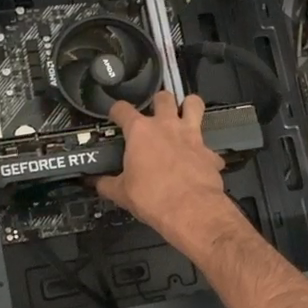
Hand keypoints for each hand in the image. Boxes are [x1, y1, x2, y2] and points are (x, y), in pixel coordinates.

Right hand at [96, 92, 248, 254]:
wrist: (190, 210)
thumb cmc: (153, 198)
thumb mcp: (121, 193)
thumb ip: (107, 184)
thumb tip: (97, 184)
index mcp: (140, 132)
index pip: (122, 109)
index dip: (117, 111)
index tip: (116, 115)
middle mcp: (167, 126)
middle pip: (163, 97)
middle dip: (158, 102)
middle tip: (155, 114)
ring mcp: (192, 136)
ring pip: (194, 104)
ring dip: (189, 107)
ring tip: (184, 115)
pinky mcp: (209, 152)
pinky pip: (210, 146)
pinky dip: (205, 152)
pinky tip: (200, 161)